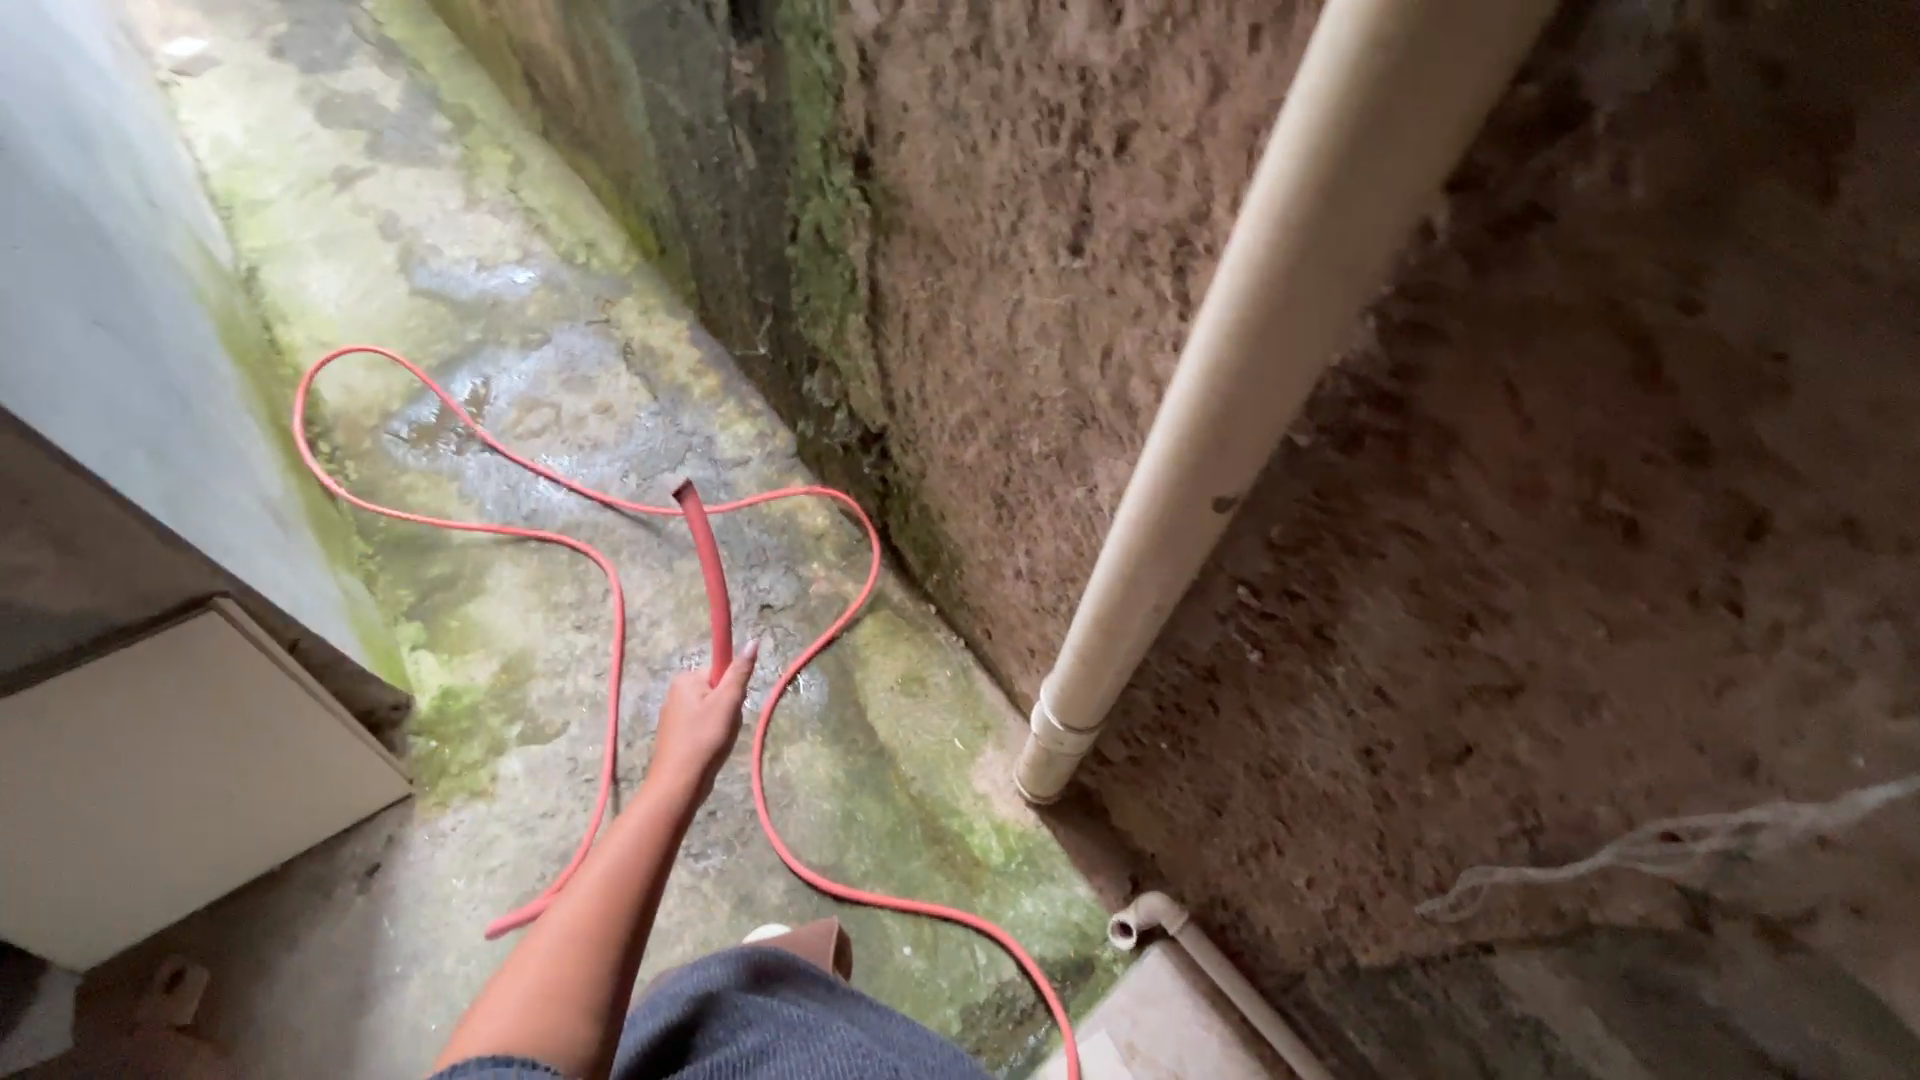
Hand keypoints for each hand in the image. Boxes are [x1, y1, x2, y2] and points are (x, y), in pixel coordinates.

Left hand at [649, 640, 758, 797]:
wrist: (679, 783)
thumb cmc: (704, 738)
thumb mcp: (728, 702)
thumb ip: (740, 672)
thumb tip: (753, 640)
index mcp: (686, 679)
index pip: (722, 670)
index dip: (733, 688)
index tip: (732, 706)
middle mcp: (677, 691)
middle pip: (719, 689)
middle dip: (730, 707)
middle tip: (728, 725)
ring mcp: (675, 713)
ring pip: (714, 709)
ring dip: (725, 722)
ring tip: (721, 739)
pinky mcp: (677, 733)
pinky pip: (704, 724)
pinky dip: (714, 734)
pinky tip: (712, 748)